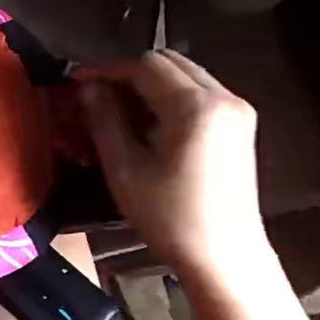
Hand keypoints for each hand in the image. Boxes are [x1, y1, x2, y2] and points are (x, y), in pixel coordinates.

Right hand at [82, 49, 266, 277]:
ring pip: (185, 75)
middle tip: (97, 95)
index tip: (78, 80)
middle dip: (129, 73)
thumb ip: (105, 121)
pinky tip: (150, 124)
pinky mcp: (240, 125)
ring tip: (119, 110)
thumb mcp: (126, 170)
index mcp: (196, 107)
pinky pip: (200, 93)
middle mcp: (223, 97)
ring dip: (150, 84)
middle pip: (169, 62)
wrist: (225, 257)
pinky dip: (171, 97)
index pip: (145, 65)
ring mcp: (237, 110)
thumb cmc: (170, 218)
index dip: (107, 69)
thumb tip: (88, 88)